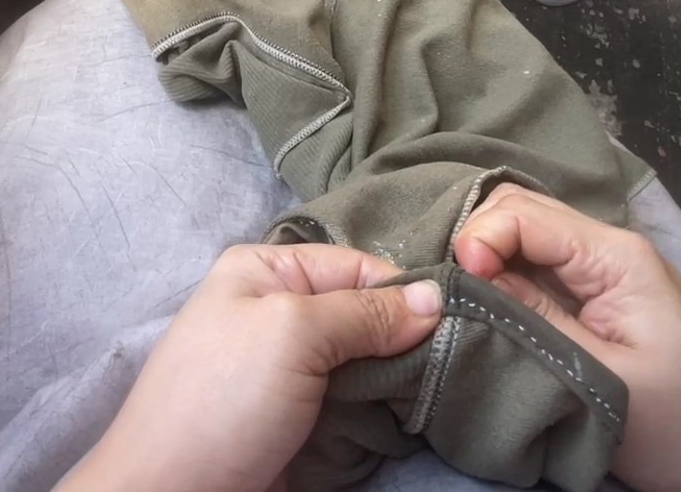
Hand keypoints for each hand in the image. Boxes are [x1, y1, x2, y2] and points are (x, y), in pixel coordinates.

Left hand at [60, 244, 443, 491]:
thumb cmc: (226, 396)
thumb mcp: (293, 333)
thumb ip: (365, 312)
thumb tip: (437, 297)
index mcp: (266, 268)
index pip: (352, 263)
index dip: (401, 288)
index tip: (454, 317)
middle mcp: (277, 308)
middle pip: (362, 311)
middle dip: (402, 338)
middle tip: (454, 360)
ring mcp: (287, 367)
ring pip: (363, 361)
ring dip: (393, 381)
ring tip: (433, 392)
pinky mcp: (297, 416)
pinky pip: (352, 401)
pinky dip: (377, 411)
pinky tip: (404, 418)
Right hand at [454, 186, 680, 491]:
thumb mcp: (602, 379)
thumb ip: (533, 320)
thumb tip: (466, 278)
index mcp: (615, 256)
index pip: (525, 214)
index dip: (481, 238)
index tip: (459, 285)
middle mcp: (605, 243)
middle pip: (518, 208)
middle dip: (476, 238)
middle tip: (456, 290)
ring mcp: (598, 263)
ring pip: (520, 228)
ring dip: (485, 254)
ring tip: (466, 295)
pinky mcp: (589, 286)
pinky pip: (531, 257)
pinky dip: (499, 270)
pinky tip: (488, 297)